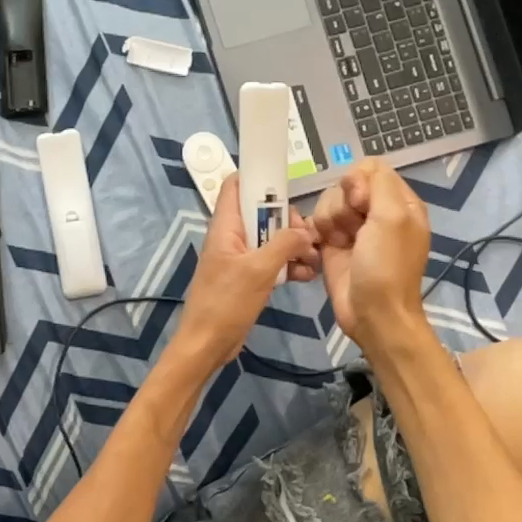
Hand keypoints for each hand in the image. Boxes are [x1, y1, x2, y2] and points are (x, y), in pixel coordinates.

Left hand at [174, 174, 318, 366]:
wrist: (208, 345)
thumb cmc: (226, 303)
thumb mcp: (259, 270)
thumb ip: (284, 244)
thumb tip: (304, 231)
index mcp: (226, 227)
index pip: (236, 185)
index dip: (259, 177)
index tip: (287, 185)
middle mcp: (232, 238)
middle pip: (262, 212)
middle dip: (288, 220)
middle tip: (306, 237)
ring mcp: (239, 259)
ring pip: (271, 239)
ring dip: (293, 245)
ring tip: (313, 259)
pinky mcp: (247, 279)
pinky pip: (272, 262)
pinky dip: (289, 265)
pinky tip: (307, 275)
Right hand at [313, 158, 432, 352]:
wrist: (373, 313)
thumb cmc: (387, 267)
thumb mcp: (393, 217)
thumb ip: (378, 182)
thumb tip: (356, 174)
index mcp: (400, 202)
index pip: (371, 168)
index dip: (358, 182)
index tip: (360, 204)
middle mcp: (377, 212)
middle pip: (345, 184)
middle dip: (342, 204)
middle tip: (352, 230)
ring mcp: (354, 229)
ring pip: (329, 202)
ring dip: (329, 220)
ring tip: (340, 243)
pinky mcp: (334, 245)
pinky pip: (318, 223)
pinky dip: (318, 232)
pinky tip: (325, 247)